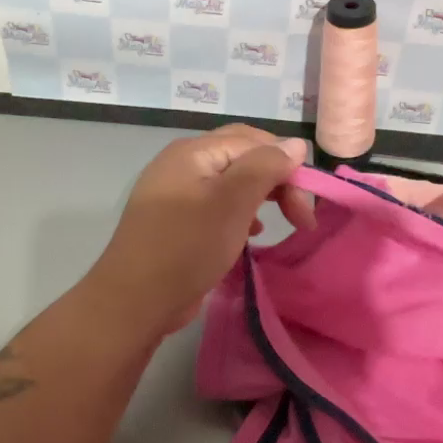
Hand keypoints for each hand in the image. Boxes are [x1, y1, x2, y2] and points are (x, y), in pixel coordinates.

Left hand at [81, 124, 315, 336]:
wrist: (134, 301)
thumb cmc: (187, 246)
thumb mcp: (232, 202)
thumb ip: (266, 167)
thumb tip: (296, 144)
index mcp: (194, 151)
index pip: (254, 141)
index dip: (287, 166)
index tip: (308, 206)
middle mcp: (183, 165)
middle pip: (243, 158)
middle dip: (278, 181)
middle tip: (302, 218)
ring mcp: (177, 194)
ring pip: (232, 184)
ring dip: (262, 198)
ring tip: (283, 224)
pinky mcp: (177, 223)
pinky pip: (218, 207)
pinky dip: (242, 215)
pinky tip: (252, 234)